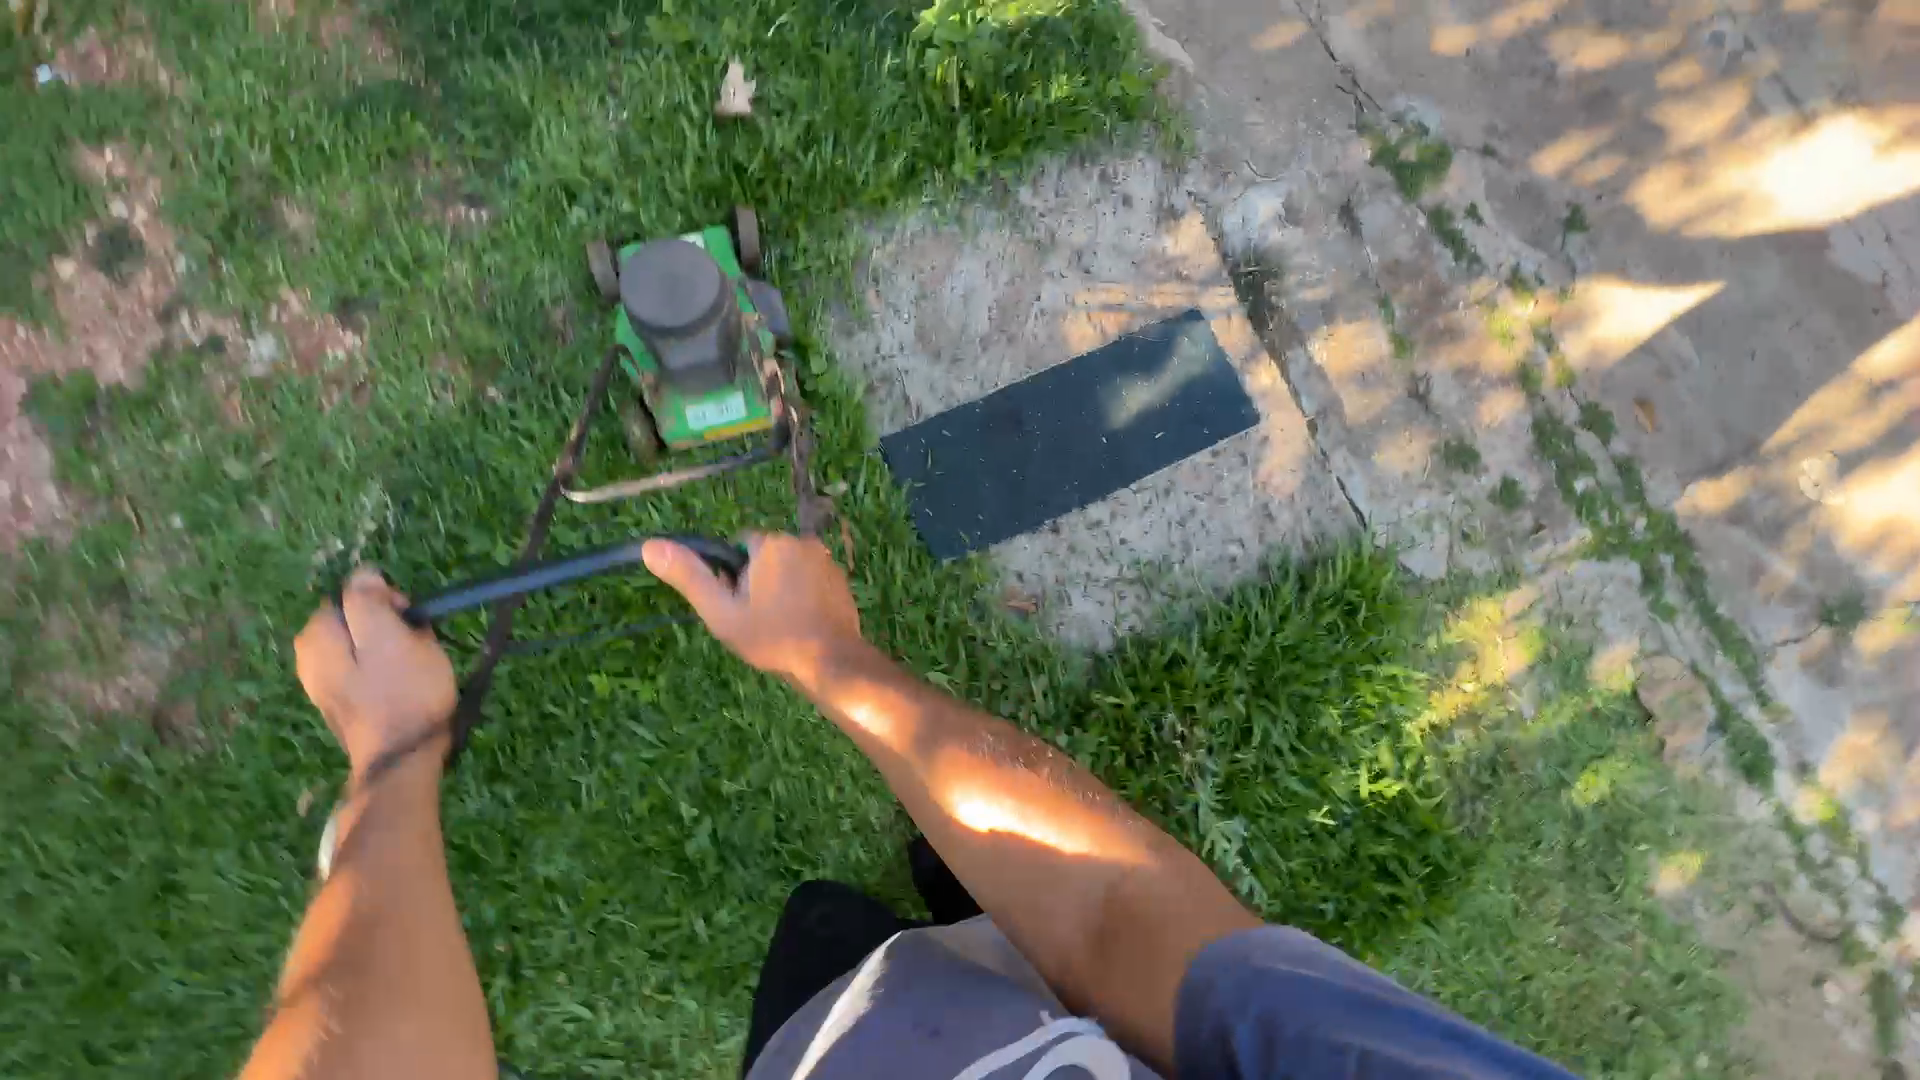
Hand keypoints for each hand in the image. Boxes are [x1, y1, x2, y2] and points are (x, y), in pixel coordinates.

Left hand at [295, 566, 457, 777]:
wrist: (402, 756)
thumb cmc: (403, 692)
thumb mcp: (392, 637)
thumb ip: (369, 601)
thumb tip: (362, 574)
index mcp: (316, 636)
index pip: (352, 596)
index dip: (388, 603)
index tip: (412, 623)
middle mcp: (308, 657)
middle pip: (356, 620)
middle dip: (389, 626)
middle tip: (417, 646)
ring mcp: (322, 683)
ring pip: (364, 645)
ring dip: (392, 649)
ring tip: (416, 667)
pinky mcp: (341, 702)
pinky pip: (366, 669)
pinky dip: (386, 670)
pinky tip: (404, 685)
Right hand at [643, 533, 866, 682]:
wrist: (831, 660)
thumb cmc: (772, 637)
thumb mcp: (722, 611)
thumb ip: (689, 577)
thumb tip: (649, 546)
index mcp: (772, 543)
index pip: (740, 547)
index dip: (734, 577)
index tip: (739, 604)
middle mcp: (803, 542)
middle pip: (767, 557)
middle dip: (759, 582)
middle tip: (760, 618)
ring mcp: (827, 561)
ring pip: (789, 570)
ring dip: (782, 589)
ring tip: (782, 624)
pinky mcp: (842, 580)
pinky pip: (812, 581)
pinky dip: (804, 597)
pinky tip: (802, 624)